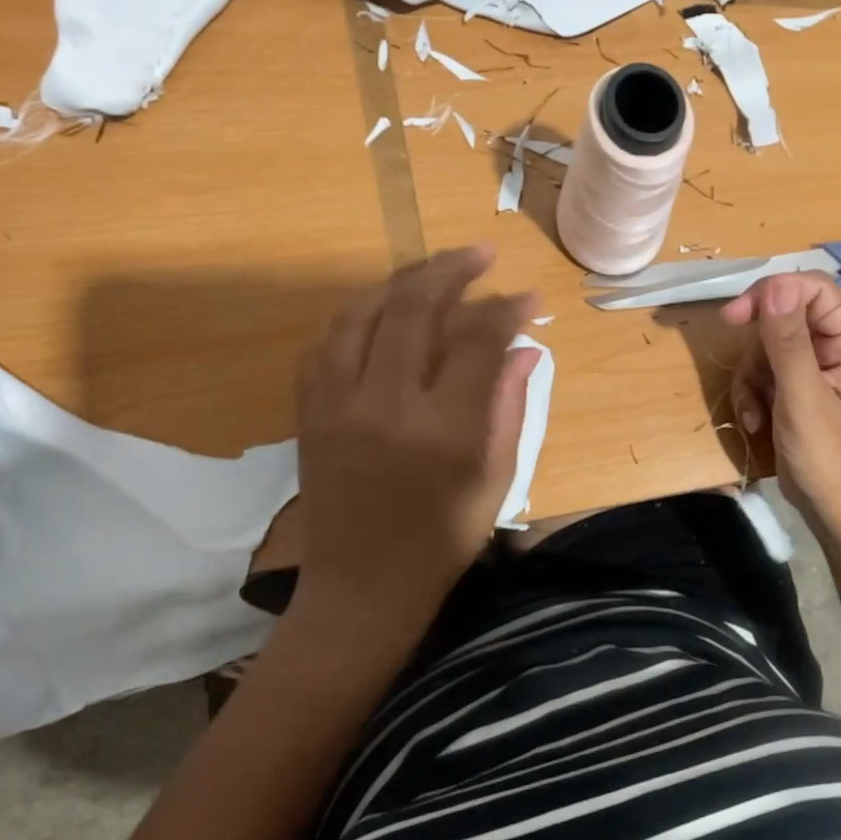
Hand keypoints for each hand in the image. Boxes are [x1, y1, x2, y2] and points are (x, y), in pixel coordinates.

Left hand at [290, 246, 539, 636]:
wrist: (364, 585)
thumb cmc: (444, 541)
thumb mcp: (496, 480)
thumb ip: (509, 409)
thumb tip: (525, 351)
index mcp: (445, 428)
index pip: (479, 340)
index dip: (508, 310)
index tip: (531, 298)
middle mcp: (387, 402)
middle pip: (416, 307)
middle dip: (453, 269)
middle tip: (482, 254)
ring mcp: (338, 402)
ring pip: (363, 312)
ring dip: (401, 282)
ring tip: (432, 273)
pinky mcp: (309, 410)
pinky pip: (327, 341)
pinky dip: (358, 317)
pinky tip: (381, 314)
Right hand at [723, 272, 840, 540]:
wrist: (830, 509)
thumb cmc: (826, 457)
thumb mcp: (803, 399)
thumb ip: (788, 342)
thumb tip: (774, 285)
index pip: (815, 290)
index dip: (774, 292)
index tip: (736, 315)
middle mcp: (840, 347)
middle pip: (786, 314)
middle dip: (758, 347)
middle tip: (745, 374)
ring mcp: (817, 368)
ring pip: (767, 344)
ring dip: (751, 378)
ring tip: (755, 413)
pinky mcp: (796, 387)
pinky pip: (764, 371)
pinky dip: (753, 394)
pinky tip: (755, 422)